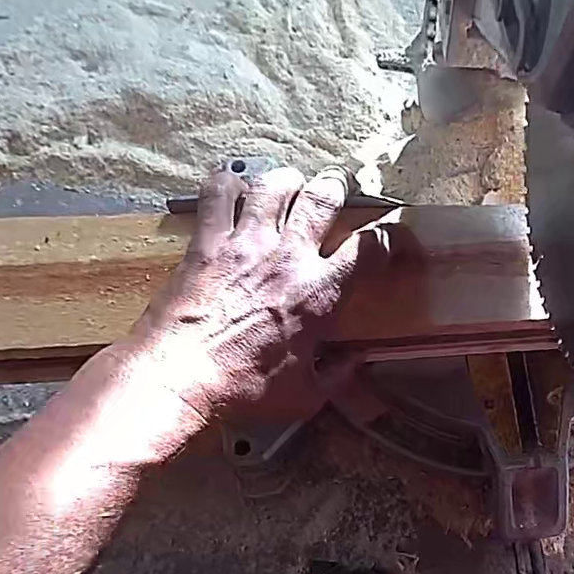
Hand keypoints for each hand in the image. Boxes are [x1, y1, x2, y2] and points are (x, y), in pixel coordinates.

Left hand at [117, 166, 377, 416]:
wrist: (180, 377)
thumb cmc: (248, 390)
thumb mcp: (309, 394)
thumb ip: (338, 374)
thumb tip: (355, 361)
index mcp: (321, 294)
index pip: (370, 248)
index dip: (389, 235)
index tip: (393, 236)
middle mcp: (289, 257)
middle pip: (322, 199)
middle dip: (337, 186)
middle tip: (338, 186)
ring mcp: (246, 243)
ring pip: (274, 184)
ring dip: (289, 178)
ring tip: (292, 182)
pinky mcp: (207, 241)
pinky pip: (218, 192)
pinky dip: (229, 180)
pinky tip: (234, 184)